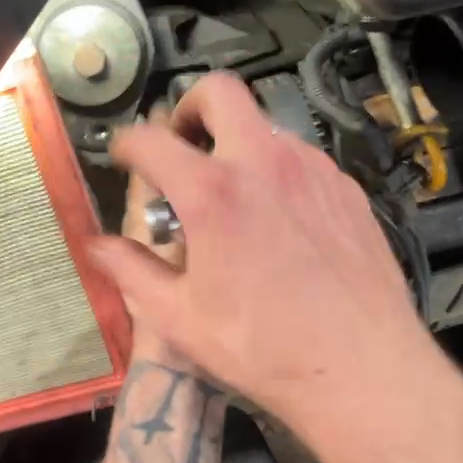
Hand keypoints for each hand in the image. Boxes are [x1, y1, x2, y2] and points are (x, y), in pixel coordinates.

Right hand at [87, 73, 444, 433]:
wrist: (366, 371)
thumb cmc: (264, 349)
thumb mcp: (180, 318)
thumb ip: (130, 270)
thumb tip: (96, 245)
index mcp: (212, 192)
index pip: (151, 139)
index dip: (126, 143)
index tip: (123, 157)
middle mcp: (263, 162)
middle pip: (219, 91)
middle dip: (190, 108)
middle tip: (182, 149)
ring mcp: (311, 168)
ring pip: (263, 124)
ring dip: (236, 144)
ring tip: (232, 198)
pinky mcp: (345, 186)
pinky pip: (299, 157)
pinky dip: (275, 171)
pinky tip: (278, 221)